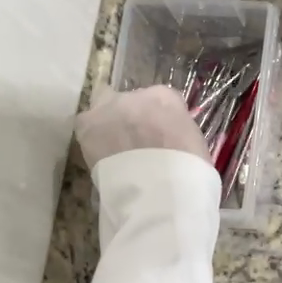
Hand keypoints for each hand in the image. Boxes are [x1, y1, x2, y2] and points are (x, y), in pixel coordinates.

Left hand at [75, 86, 210, 167]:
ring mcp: (108, 108)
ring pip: (104, 109)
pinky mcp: (87, 125)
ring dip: (109, 125)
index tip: (162, 137)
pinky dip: (92, 140)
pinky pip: (86, 127)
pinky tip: (101, 158)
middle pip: (130, 101)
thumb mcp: (195, 143)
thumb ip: (179, 132)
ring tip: (115, 152)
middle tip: (137, 144)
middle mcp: (135, 94)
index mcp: (166, 98)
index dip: (160, 119)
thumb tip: (170, 138)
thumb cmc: (188, 169)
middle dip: (132, 119)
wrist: (159, 188)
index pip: (161, 100)